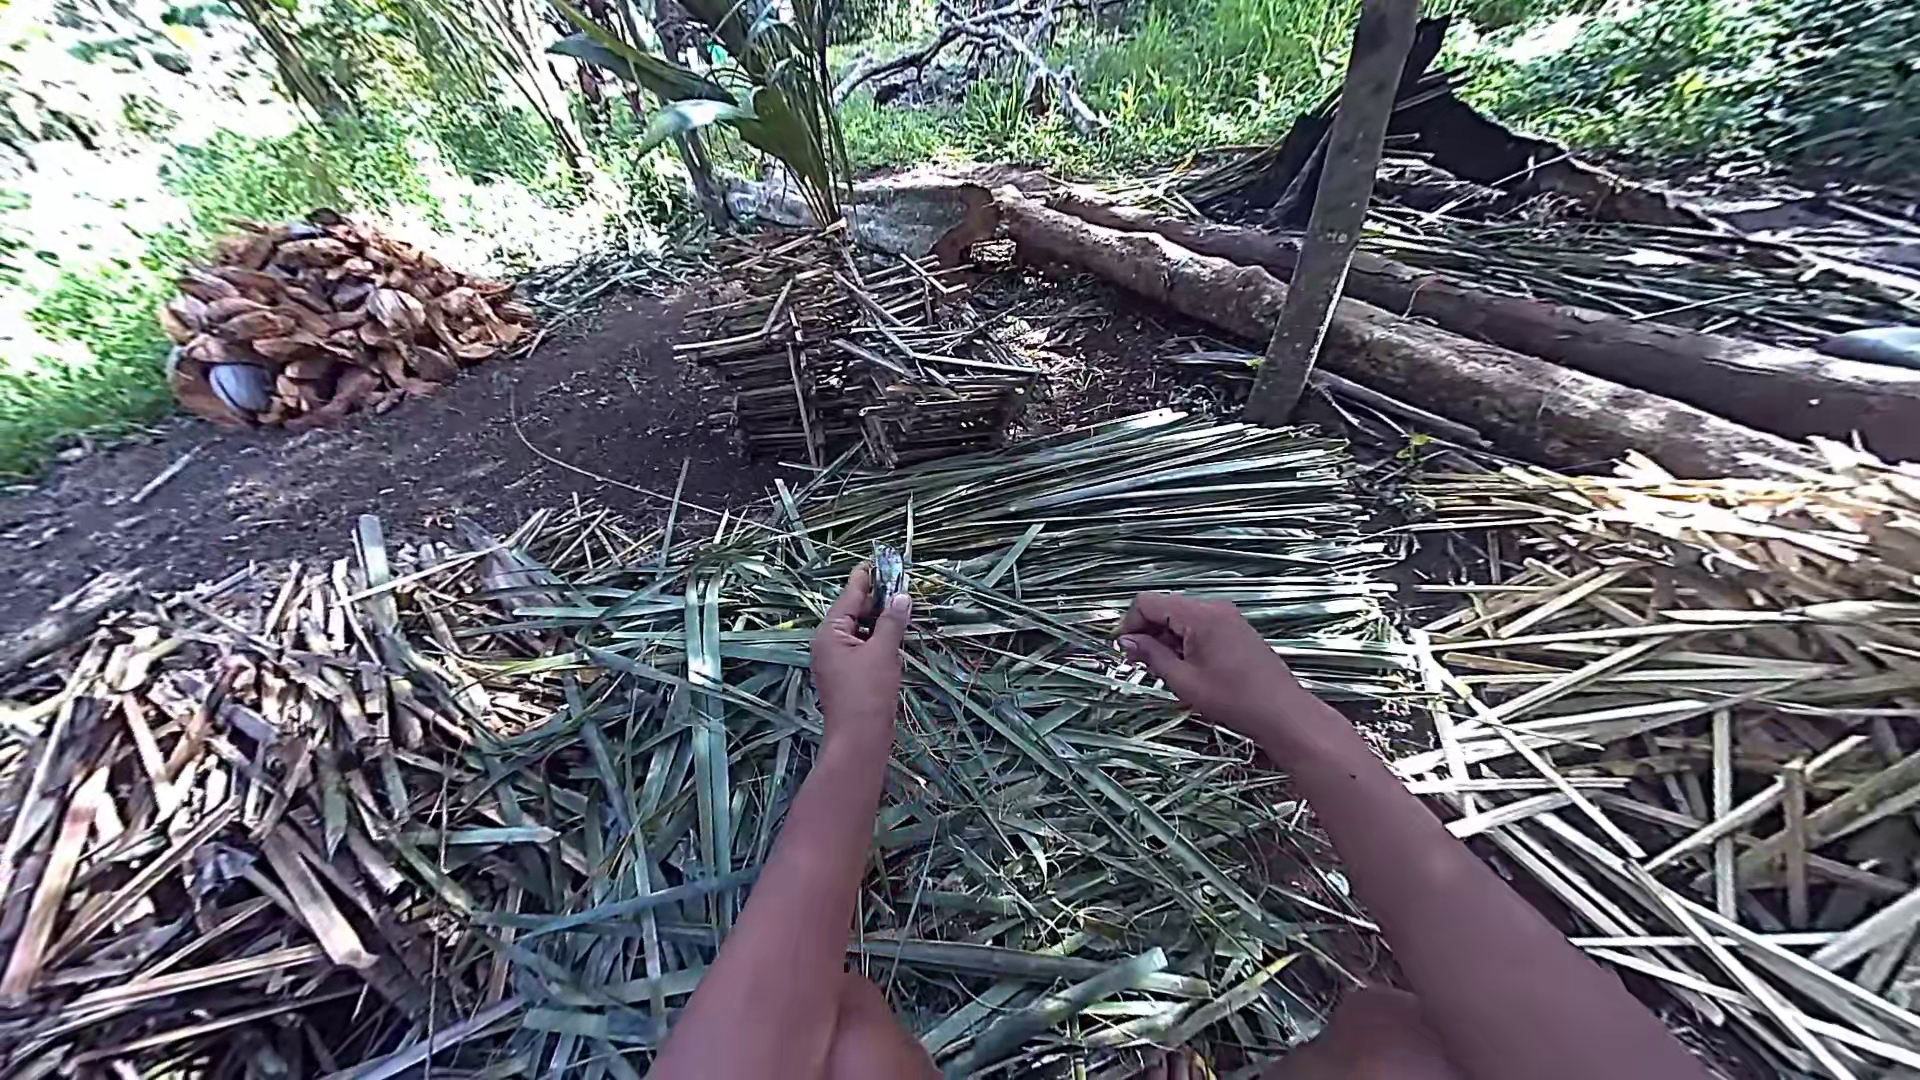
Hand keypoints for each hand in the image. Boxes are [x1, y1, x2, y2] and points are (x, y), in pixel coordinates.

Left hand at [811, 563, 911, 752]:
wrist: (860, 740)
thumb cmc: (869, 693)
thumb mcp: (884, 652)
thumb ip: (893, 621)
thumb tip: (901, 596)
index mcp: (829, 633)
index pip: (849, 597)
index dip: (865, 578)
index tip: (877, 561)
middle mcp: (829, 644)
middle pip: (854, 613)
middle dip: (876, 599)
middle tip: (898, 581)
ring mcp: (838, 661)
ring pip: (860, 631)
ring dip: (880, 620)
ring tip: (901, 604)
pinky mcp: (849, 675)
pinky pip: (863, 648)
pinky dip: (879, 640)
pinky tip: (895, 636)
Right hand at [1117, 592, 1339, 751]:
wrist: (1284, 714)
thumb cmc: (1233, 699)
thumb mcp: (1184, 680)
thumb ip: (1151, 655)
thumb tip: (1126, 641)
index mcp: (1200, 615)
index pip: (1148, 602)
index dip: (1130, 623)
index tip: (1123, 649)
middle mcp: (1213, 608)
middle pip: (1164, 607)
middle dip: (1146, 631)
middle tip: (1137, 662)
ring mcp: (1226, 617)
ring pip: (1179, 617)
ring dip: (1164, 638)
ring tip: (1161, 668)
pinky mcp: (1233, 628)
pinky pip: (1197, 625)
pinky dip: (1182, 640)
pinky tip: (1182, 665)